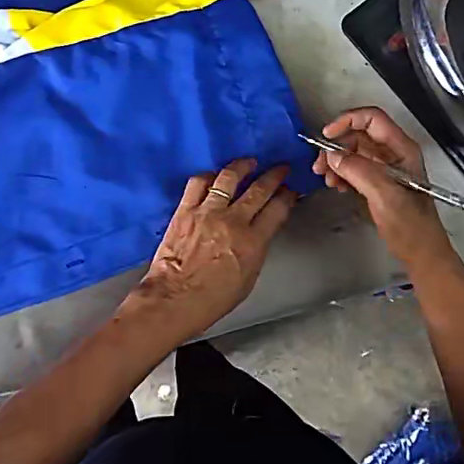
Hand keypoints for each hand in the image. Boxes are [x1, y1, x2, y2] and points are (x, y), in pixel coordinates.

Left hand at [122, 159, 295, 342]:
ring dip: (243, 166)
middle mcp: (234, 221)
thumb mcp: (249, 276)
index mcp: (253, 241)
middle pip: (260, 189)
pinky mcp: (185, 211)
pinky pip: (198, 183)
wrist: (173, 301)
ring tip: (250, 162)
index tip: (290, 190)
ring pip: (230, 178)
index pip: (278, 208)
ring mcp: (208, 212)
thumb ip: (257, 249)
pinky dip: (209, 176)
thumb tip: (260, 233)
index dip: (288, 195)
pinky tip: (215, 176)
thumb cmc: (213, 298)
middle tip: (281, 168)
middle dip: (274, 175)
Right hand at [312, 107, 453, 267]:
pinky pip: (355, 167)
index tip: (328, 134)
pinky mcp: (378, 182)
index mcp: (402, 150)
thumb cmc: (412, 226)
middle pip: (359, 134)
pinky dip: (343, 173)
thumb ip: (360, 171)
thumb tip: (334, 156)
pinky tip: (338, 185)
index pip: (373, 119)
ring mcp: (386, 168)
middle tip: (321, 163)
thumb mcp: (385, 196)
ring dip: (337, 161)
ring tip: (327, 177)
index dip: (349, 120)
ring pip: (354, 151)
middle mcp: (394, 154)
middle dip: (337, 146)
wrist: (421, 251)